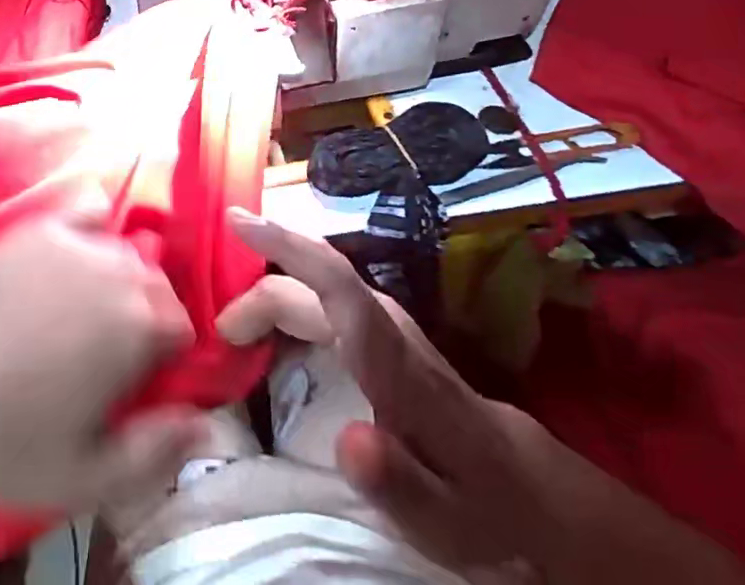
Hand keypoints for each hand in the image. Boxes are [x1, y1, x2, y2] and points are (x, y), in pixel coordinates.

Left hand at [0, 214, 205, 510]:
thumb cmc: (3, 439)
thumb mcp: (86, 474)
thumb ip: (157, 450)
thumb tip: (204, 421)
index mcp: (140, 325)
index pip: (183, 326)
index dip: (167, 355)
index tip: (142, 378)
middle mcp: (118, 271)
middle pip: (158, 285)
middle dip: (148, 316)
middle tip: (112, 354)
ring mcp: (75, 242)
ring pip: (126, 252)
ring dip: (122, 278)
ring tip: (87, 312)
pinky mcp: (37, 229)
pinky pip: (87, 213)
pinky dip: (94, 228)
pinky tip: (75, 257)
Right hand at [217, 208, 556, 570]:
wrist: (527, 486)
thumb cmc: (482, 506)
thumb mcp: (448, 522)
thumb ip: (399, 485)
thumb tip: (348, 441)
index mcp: (397, 364)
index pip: (336, 286)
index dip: (286, 247)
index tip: (237, 223)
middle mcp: (388, 329)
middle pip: (312, 284)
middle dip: (255, 298)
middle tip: (218, 344)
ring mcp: (386, 327)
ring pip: (315, 288)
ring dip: (268, 297)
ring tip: (232, 335)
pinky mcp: (381, 334)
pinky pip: (321, 301)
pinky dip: (285, 304)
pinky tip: (267, 334)